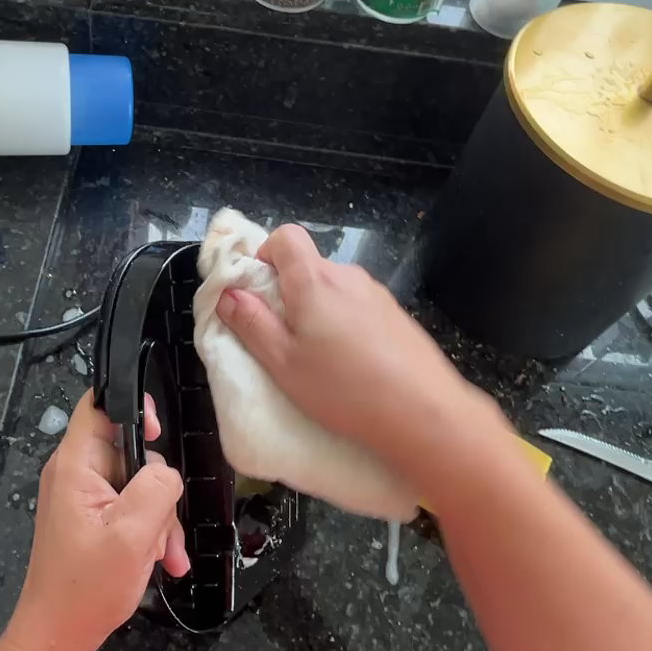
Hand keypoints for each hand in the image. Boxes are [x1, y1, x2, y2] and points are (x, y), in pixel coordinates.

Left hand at [8, 390, 189, 650]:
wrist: (59, 637)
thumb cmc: (88, 586)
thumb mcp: (133, 533)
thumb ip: (158, 487)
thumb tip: (167, 472)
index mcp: (75, 465)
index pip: (98, 404)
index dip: (132, 404)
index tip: (158, 432)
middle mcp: (76, 473)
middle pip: (130, 450)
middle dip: (158, 488)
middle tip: (164, 526)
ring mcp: (85, 497)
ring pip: (139, 484)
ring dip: (160, 518)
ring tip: (166, 555)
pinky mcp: (93, 518)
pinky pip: (132, 508)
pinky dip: (150, 532)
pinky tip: (164, 562)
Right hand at [215, 224, 509, 479]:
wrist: (424, 414)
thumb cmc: (343, 389)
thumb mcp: (282, 362)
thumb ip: (251, 323)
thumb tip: (228, 293)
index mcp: (314, 281)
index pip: (285, 236)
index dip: (265, 255)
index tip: (257, 291)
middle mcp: (348, 277)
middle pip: (309, 266)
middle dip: (289, 293)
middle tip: (283, 338)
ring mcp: (378, 295)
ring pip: (334, 290)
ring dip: (319, 312)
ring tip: (320, 359)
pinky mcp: (398, 317)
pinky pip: (358, 308)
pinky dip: (346, 326)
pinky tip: (353, 365)